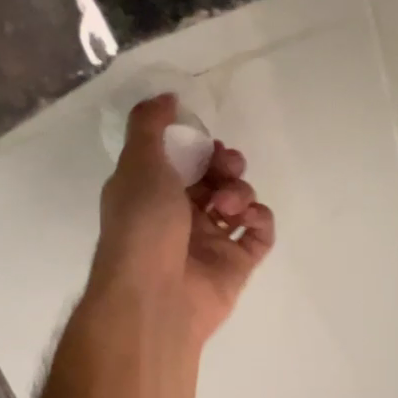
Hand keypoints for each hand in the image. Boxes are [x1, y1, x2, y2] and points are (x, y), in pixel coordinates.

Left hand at [88, 93, 274, 350]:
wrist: (153, 299)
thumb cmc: (141, 226)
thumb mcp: (137, 163)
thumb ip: (149, 124)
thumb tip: (166, 97)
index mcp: (151, 192)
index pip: (184, 160)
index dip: (200, 146)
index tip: (208, 142)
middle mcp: (179, 216)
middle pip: (216, 177)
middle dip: (227, 165)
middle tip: (225, 168)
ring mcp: (209, 242)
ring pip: (240, 201)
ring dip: (241, 192)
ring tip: (228, 206)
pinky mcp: (236, 265)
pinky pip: (260, 234)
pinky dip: (260, 220)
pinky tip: (248, 220)